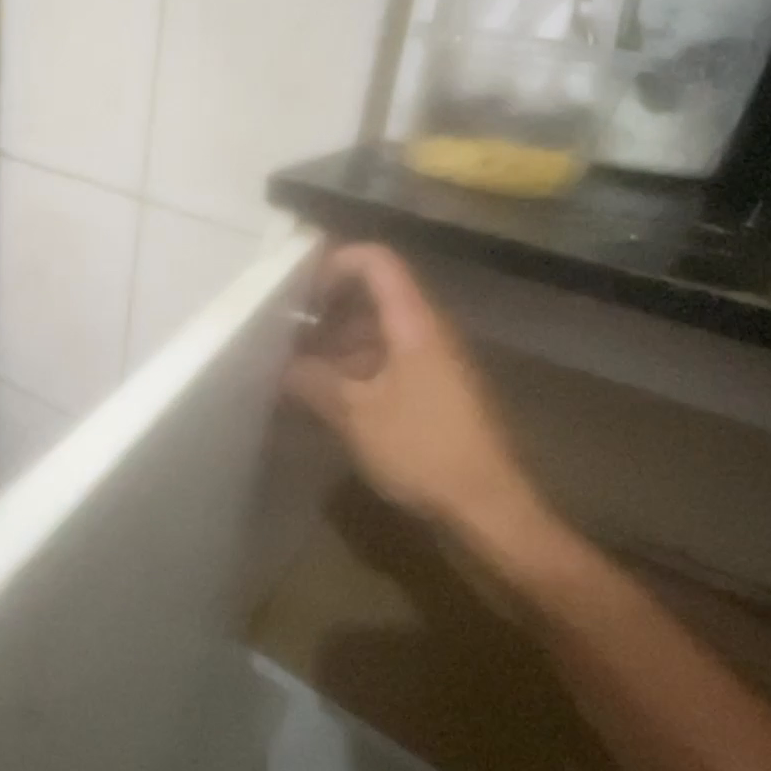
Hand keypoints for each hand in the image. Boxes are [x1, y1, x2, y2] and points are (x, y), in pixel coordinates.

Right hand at [284, 244, 545, 548]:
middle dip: (327, 312)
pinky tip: (327, 401)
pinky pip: (389, 367)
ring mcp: (434, 366)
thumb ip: (314, 382)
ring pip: (379, 336)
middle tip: (285, 335)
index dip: (335, 263)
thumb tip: (283, 366)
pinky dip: (356, 373)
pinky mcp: (435, 396)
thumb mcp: (356, 414)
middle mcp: (427, 334)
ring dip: (338, 347)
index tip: (296, 290)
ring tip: (296, 372)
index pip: (376, 262)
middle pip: (375, 299)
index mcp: (414, 324)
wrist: (487, 508)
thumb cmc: (422, 449)